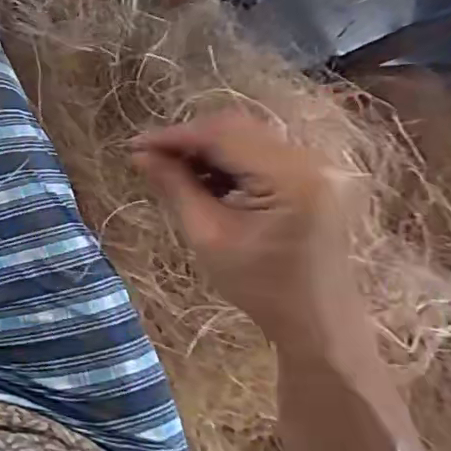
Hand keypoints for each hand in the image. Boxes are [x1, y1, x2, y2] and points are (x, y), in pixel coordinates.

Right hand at [131, 112, 370, 352]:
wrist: (317, 322)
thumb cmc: (260, 285)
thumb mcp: (206, 234)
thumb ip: (174, 186)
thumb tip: (139, 154)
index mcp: (290, 178)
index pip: (220, 136)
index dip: (172, 136)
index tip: (133, 147)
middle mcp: (309, 164)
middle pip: (234, 128)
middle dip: (188, 139)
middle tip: (150, 158)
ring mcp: (315, 170)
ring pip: (245, 136)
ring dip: (204, 148)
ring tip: (172, 170)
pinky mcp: (312, 180)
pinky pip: (259, 151)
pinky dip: (225, 158)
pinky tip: (203, 180)